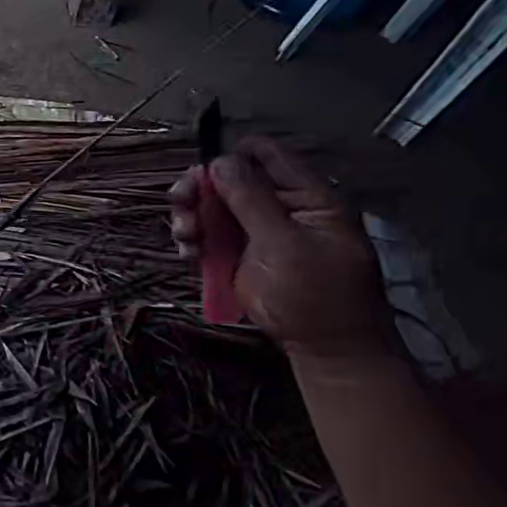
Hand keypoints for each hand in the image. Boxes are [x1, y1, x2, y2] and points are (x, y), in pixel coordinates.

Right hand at [170, 137, 385, 359]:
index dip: (235, 153)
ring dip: (190, 216)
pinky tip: (189, 253)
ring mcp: (254, 233)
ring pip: (209, 207)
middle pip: (227, 180)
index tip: (206, 166)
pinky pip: (204, 235)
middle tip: (181, 200)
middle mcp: (275, 208)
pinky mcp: (235, 256)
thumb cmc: (319, 296)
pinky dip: (191, 240)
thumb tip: (220, 160)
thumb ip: (251, 201)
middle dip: (199, 189)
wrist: (326, 352)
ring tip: (186, 236)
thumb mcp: (286, 245)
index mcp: (304, 198)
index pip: (268, 156)